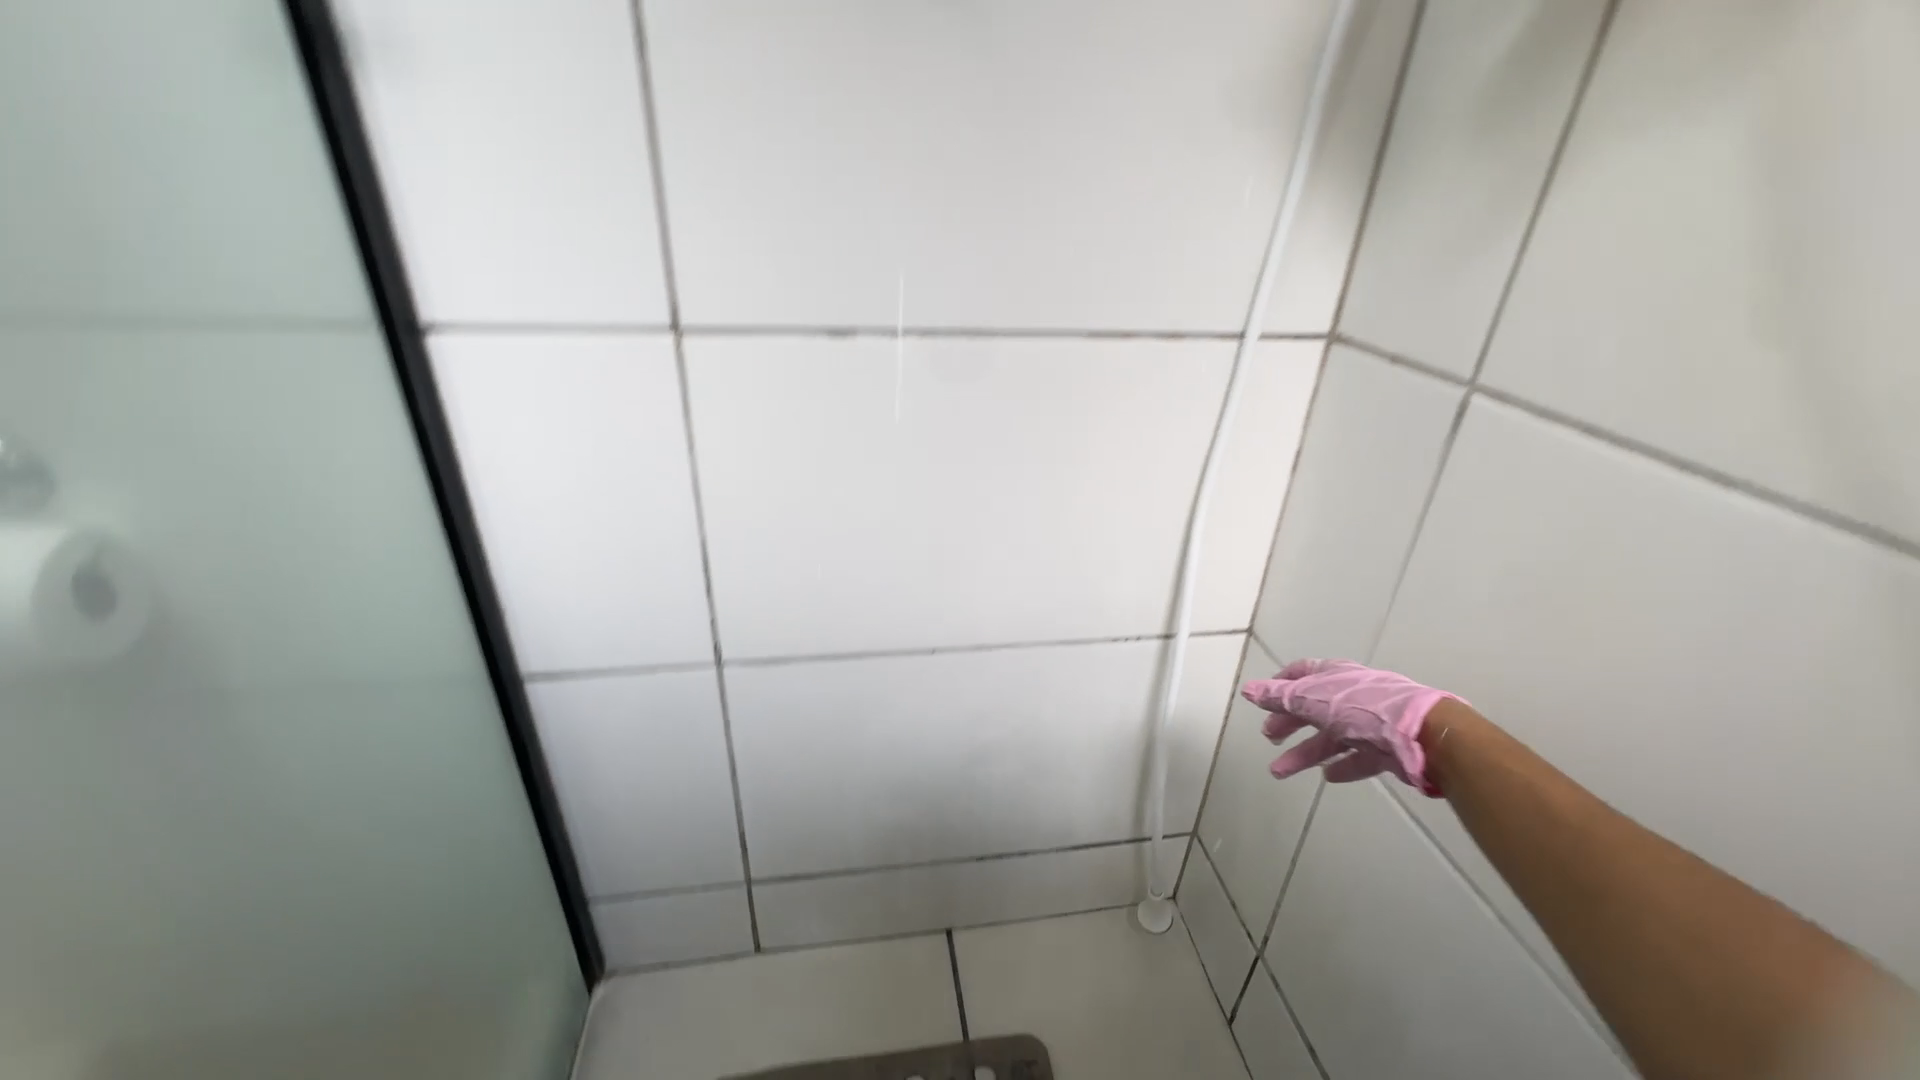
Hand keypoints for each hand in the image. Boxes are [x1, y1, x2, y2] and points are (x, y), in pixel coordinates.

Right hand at [1240, 658, 1461, 796]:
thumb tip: (1247, 690)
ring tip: (1279, 772)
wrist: (1423, 735)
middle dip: (1288, 723)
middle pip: (1313, 708)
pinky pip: (1358, 758)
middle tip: (1269, 738)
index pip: (1302, 673)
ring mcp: (1371, 723)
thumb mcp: (1313, 699)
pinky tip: (1328, 777)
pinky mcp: (1386, 750)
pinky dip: (1341, 766)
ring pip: (1330, 738)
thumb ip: (1280, 697)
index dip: (1280, 684)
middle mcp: (1352, 696)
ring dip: (1304, 754)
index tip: (1262, 700)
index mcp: (1335, 676)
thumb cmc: (1363, 709)